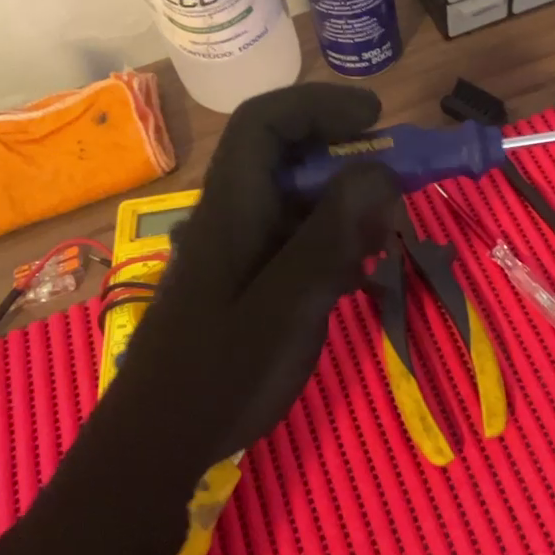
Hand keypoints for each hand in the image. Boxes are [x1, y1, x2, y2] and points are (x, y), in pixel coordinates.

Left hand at [0, 84, 400, 554]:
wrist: (156, 449)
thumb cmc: (218, 375)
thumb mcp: (287, 304)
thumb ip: (331, 234)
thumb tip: (379, 171)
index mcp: (232, 206)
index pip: (266, 121)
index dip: (320, 106)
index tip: (375, 119)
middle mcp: (235, 214)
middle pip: (291, 156)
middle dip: (349, 160)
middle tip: (398, 188)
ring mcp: (242, 247)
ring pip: (300, 198)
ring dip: (348, 205)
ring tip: (384, 236)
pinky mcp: (251, 278)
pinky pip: (299, 237)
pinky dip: (336, 241)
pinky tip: (358, 274)